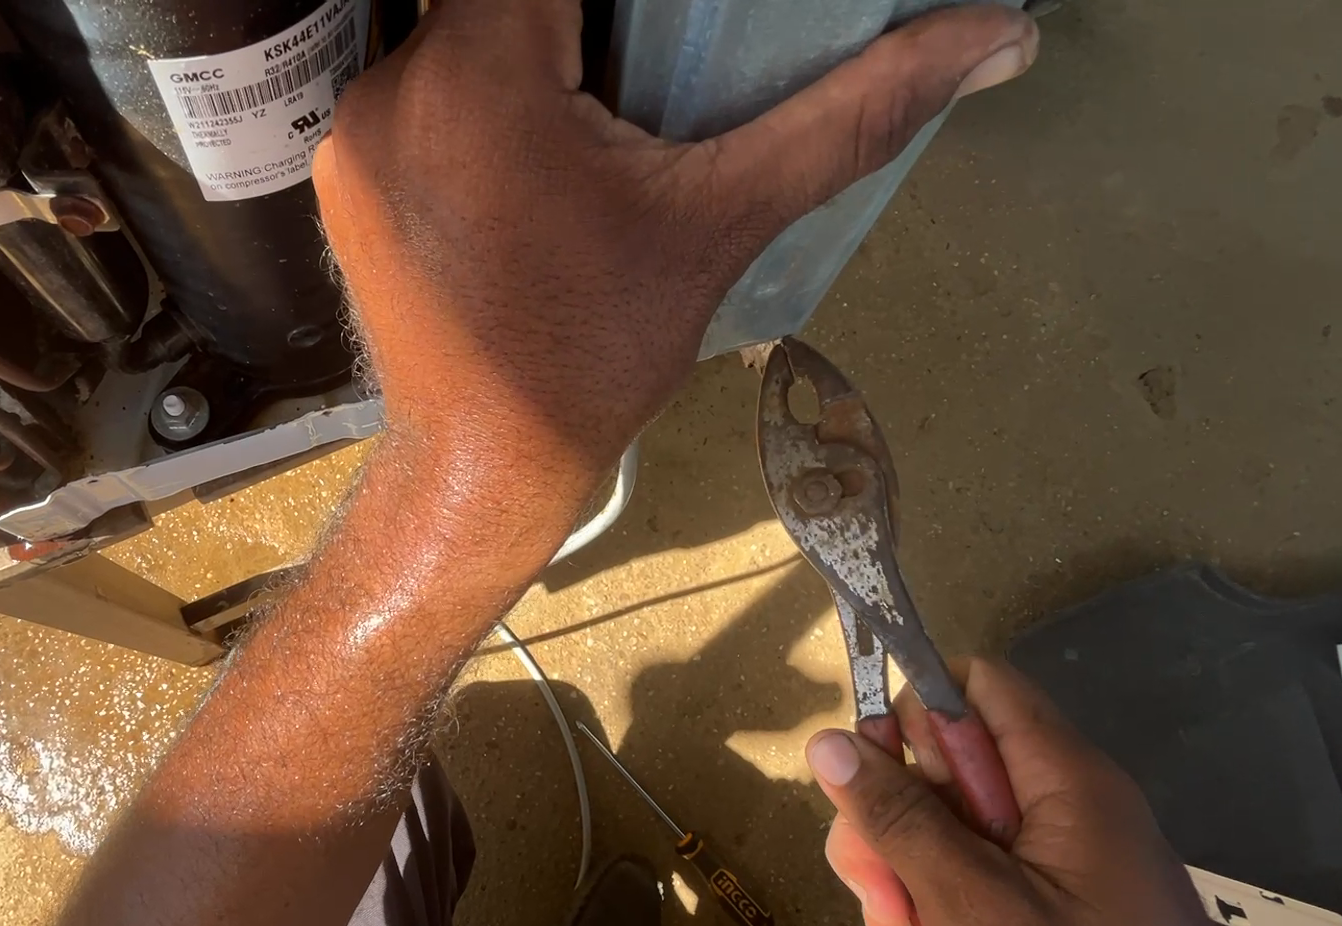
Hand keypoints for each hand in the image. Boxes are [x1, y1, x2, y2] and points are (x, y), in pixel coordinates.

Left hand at [315, 1, 1038, 505]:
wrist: (483, 463)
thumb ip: (844, 118)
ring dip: (522, 59)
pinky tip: (516, 168)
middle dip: (576, 25)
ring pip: (451, 40)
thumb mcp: (717, 229)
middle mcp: (395, 84)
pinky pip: (412, 102)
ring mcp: (354, 139)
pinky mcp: (344, 186)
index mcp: (483, 68)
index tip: (652, 38)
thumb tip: (996, 35)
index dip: (618, 3)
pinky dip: (469, 108)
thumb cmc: (591, 359)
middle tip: (628, 82)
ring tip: (579, 128)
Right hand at [808, 659, 1289, 925]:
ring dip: (906, 916)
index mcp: (1063, 786)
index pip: (971, 687)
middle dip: (891, 845)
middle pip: (930, 779)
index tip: (869, 767)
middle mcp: (1053, 818)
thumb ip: (897, 817)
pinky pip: (949, 905)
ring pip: (927, 851)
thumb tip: (827, 740)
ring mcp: (1042, 876)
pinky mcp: (1032, 924)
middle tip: (888, 901)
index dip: (911, 712)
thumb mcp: (974, 911)